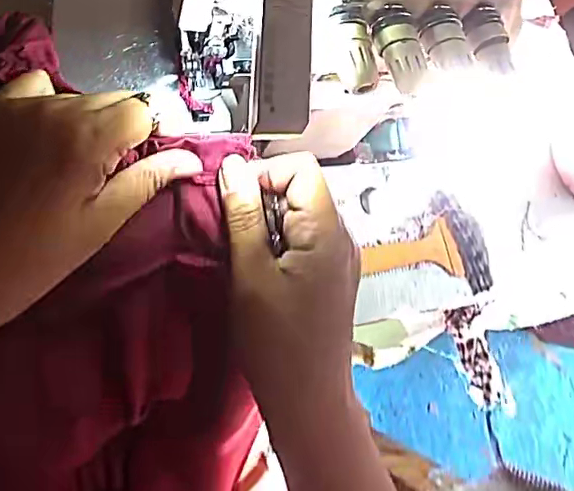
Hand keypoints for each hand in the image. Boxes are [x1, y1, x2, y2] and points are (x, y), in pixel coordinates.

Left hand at [0, 72, 202, 358]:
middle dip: (124, 126)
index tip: (143, 161)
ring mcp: (23, 104)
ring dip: (89, 118)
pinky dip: (50, 101)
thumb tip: (193, 158)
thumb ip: (148, 179)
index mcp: (92, 137)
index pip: (146, 110)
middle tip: (106, 170)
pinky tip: (42, 133)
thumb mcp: (100, 224)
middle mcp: (62, 108)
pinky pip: (38, 86)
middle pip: (116, 98)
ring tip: (70, 159)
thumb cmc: (30, 261)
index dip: (152, 134)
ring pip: (81, 95)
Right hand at [219, 153, 359, 419]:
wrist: (310, 405)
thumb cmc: (278, 346)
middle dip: (263, 199)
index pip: (300, 166)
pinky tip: (262, 270)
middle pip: (300, 186)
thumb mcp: (250, 276)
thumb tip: (231, 167)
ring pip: (300, 210)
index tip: (235, 202)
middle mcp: (342, 233)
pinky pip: (305, 235)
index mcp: (328, 228)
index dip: (264, 174)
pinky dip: (280, 241)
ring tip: (247, 256)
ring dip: (269, 222)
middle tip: (236, 233)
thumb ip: (243, 215)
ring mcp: (340, 253)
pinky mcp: (333, 271)